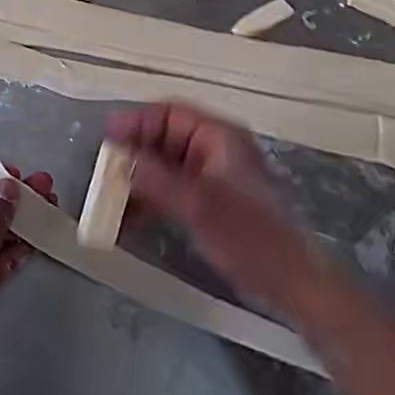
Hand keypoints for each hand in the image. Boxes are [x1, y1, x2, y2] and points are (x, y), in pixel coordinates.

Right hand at [108, 101, 321, 312]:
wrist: (292, 281)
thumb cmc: (251, 236)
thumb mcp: (199, 205)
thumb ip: (157, 179)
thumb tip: (122, 160)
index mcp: (220, 137)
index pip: (171, 113)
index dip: (137, 122)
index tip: (106, 138)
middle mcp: (215, 149)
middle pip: (165, 138)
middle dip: (134, 154)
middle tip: (102, 172)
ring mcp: (213, 176)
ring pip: (165, 166)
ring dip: (138, 180)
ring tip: (109, 200)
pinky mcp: (211, 202)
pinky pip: (172, 190)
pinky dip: (151, 200)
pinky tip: (129, 219)